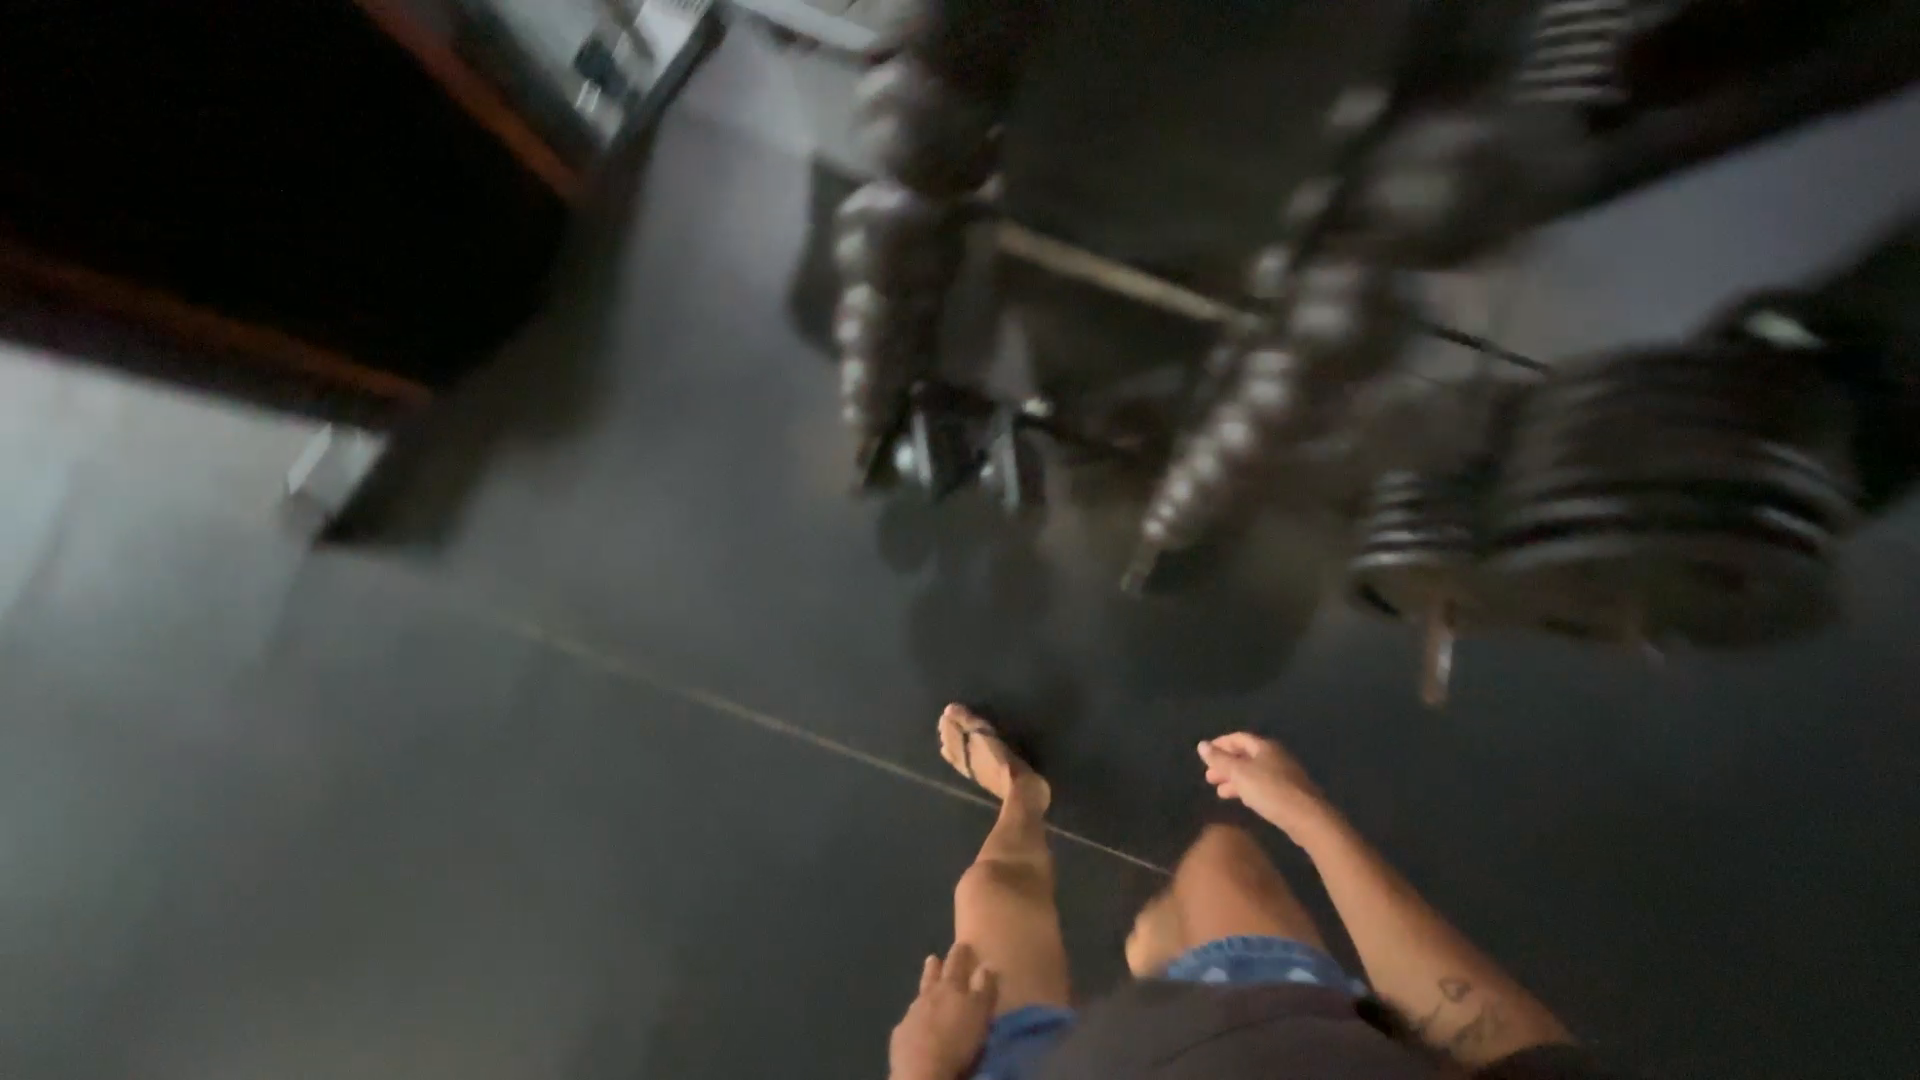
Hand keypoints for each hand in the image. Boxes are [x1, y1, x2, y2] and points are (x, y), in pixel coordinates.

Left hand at [889, 942, 999, 1079]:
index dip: (959, 953)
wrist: (922, 1070)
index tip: (961, 944)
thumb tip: (987, 965)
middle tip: (933, 957)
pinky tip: (915, 1025)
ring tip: (926, 988)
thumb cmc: (957, 1040)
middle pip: (932, 975)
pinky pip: (908, 1022)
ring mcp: (912, 1014)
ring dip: (924, 991)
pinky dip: (914, 1019)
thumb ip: (984, 989)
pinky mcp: (901, 1035)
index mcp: (950, 987)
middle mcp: (928, 995)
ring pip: (919, 997)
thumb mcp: (979, 1013)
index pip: (956, 963)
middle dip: (935, 966)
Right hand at [1197, 733, 1328, 833]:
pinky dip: (1248, 789)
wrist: (1308, 818)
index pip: (1238, 738)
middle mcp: (1276, 757)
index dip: (1220, 744)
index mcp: (1265, 747)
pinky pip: (1263, 786)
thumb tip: (1201, 744)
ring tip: (1219, 792)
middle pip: (1246, 756)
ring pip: (1253, 773)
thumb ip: (1219, 759)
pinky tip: (1241, 799)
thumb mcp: (1239, 773)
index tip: (1205, 754)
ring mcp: (1285, 775)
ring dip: (1235, 780)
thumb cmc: (1270, 790)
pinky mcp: (1290, 794)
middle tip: (1209, 777)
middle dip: (1226, 765)